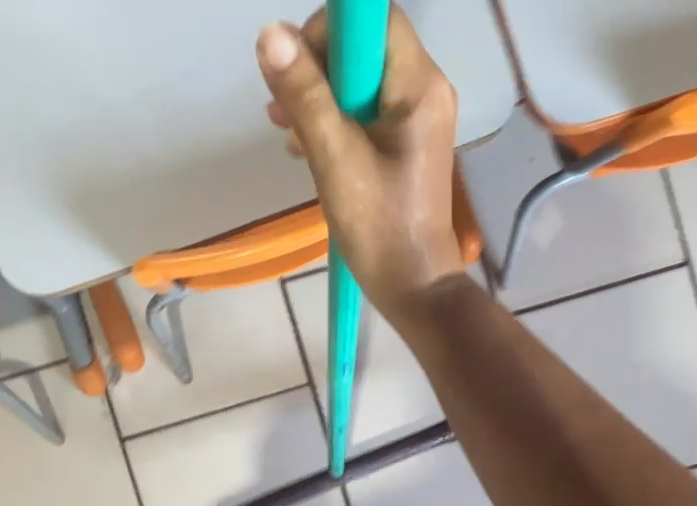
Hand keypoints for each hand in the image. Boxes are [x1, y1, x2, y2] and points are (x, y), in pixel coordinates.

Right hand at [257, 9, 466, 322]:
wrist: (414, 287)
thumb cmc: (379, 229)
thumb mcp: (334, 160)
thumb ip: (305, 96)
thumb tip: (271, 34)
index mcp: (419, 87)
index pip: (372, 18)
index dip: (329, 33)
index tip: (299, 72)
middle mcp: (425, 91)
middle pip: (363, 48)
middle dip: (318, 70)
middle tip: (286, 111)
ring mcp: (416, 119)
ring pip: (359, 81)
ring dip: (319, 98)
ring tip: (290, 134)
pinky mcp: (404, 144)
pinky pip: (364, 111)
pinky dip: (333, 122)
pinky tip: (307, 149)